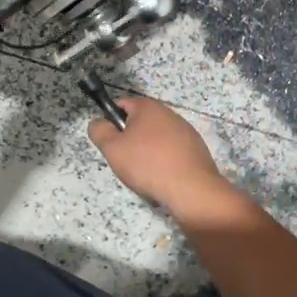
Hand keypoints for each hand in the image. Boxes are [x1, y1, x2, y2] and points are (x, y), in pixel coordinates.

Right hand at [88, 97, 231, 214]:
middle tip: (126, 159)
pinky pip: (173, 152)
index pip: (121, 104)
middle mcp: (169, 114)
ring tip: (146, 173)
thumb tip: (99, 123)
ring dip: (148, 151)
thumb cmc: (148, 165)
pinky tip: (164, 178)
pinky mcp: (198, 151)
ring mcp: (187, 132)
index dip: (112, 122)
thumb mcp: (111, 148)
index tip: (112, 142)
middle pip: (140, 122)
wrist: (193, 192)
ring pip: (157, 139)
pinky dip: (166, 162)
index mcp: (148, 107)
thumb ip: (98, 130)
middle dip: (131, 139)